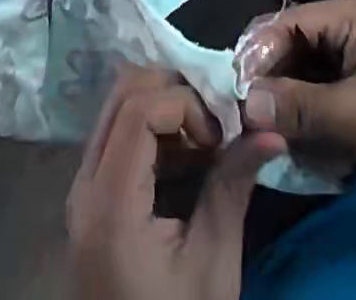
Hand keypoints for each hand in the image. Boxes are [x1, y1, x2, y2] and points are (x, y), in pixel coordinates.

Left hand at [67, 68, 284, 299]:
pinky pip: (119, 133)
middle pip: (122, 95)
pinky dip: (156, 128)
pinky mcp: (92, 195)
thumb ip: (233, 186)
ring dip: (166, 108)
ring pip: (118, 108)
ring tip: (205, 144)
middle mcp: (84, 184)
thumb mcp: (212, 261)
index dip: (184, 106)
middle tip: (214, 124)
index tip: (217, 141)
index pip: (137, 110)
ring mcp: (83, 188)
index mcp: (109, 203)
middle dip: (175, 92)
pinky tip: (188, 160)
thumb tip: (272, 132)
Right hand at [238, 0, 355, 197]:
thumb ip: (295, 106)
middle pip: (288, 52)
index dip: (252, 60)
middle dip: (270, 91)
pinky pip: (324, 101)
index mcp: (347, 15)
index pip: (279, 24)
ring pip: (304, 81)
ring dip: (292, 115)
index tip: (231, 105)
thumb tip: (241, 102)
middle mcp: (348, 28)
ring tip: (284, 150)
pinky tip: (314, 156)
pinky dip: (314, 126)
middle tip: (253, 135)